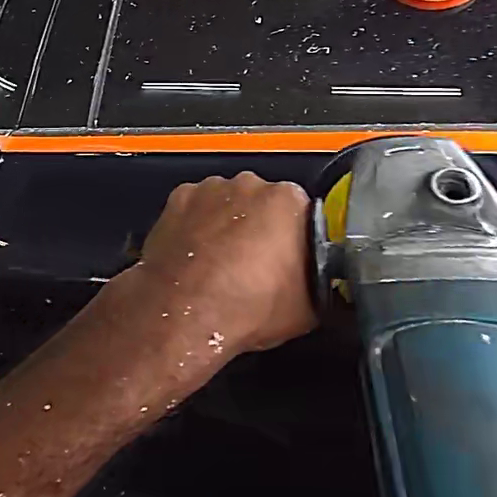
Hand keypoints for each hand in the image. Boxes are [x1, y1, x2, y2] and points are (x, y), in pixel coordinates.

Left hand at [117, 172, 315, 357]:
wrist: (184, 311)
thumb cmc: (244, 307)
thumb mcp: (309, 307)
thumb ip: (318, 279)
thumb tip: (319, 282)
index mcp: (286, 201)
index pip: (301, 209)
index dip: (295, 235)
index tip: (288, 255)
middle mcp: (247, 185)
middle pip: (260, 200)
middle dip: (259, 223)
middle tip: (254, 261)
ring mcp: (208, 189)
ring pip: (225, 201)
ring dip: (225, 222)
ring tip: (220, 261)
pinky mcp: (177, 199)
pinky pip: (193, 208)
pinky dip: (194, 224)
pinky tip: (196, 254)